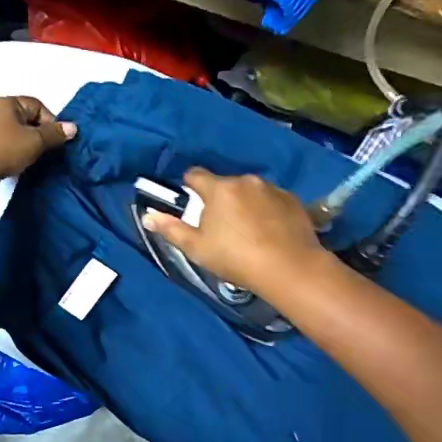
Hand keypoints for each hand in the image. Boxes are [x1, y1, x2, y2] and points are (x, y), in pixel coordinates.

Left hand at [0, 96, 76, 185]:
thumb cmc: (3, 149)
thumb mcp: (35, 141)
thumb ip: (55, 134)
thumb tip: (73, 127)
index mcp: (7, 102)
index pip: (38, 106)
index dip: (51, 122)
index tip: (56, 141)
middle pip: (26, 120)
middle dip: (39, 135)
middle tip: (46, 153)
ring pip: (15, 134)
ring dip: (26, 146)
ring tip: (31, 161)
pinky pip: (4, 146)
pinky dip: (13, 153)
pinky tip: (16, 166)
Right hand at [142, 168, 331, 293]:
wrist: (289, 267)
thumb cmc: (236, 258)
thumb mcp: (197, 248)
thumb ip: (171, 229)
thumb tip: (148, 216)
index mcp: (219, 188)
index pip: (195, 174)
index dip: (189, 186)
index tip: (191, 203)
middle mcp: (246, 180)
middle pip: (224, 185)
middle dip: (220, 200)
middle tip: (220, 228)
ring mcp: (272, 188)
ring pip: (250, 191)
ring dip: (245, 204)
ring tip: (248, 232)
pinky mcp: (293, 200)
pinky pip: (272, 200)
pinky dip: (267, 211)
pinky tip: (270, 233)